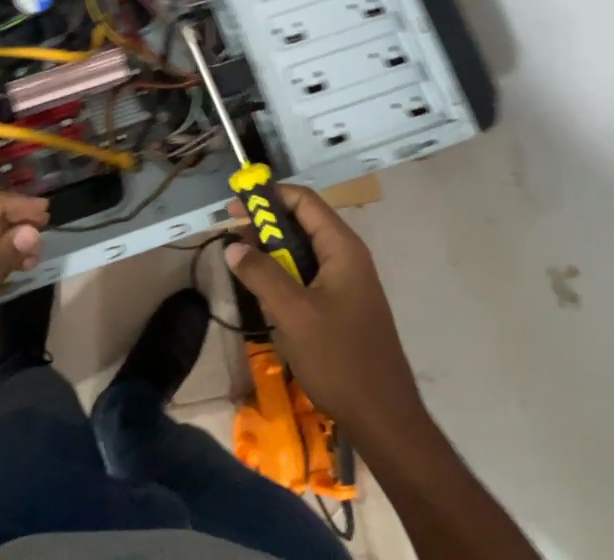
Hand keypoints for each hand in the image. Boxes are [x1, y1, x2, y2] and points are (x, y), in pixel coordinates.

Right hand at [225, 185, 418, 432]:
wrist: (382, 416)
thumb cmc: (339, 358)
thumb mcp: (293, 313)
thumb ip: (261, 274)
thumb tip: (233, 246)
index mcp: (343, 249)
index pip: (304, 201)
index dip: (268, 196)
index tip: (234, 208)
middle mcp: (348, 258)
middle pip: (302, 224)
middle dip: (265, 227)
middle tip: (232, 239)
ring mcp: (347, 283)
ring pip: (303, 253)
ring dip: (272, 256)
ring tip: (244, 269)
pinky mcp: (342, 306)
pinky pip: (308, 278)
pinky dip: (285, 279)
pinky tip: (267, 299)